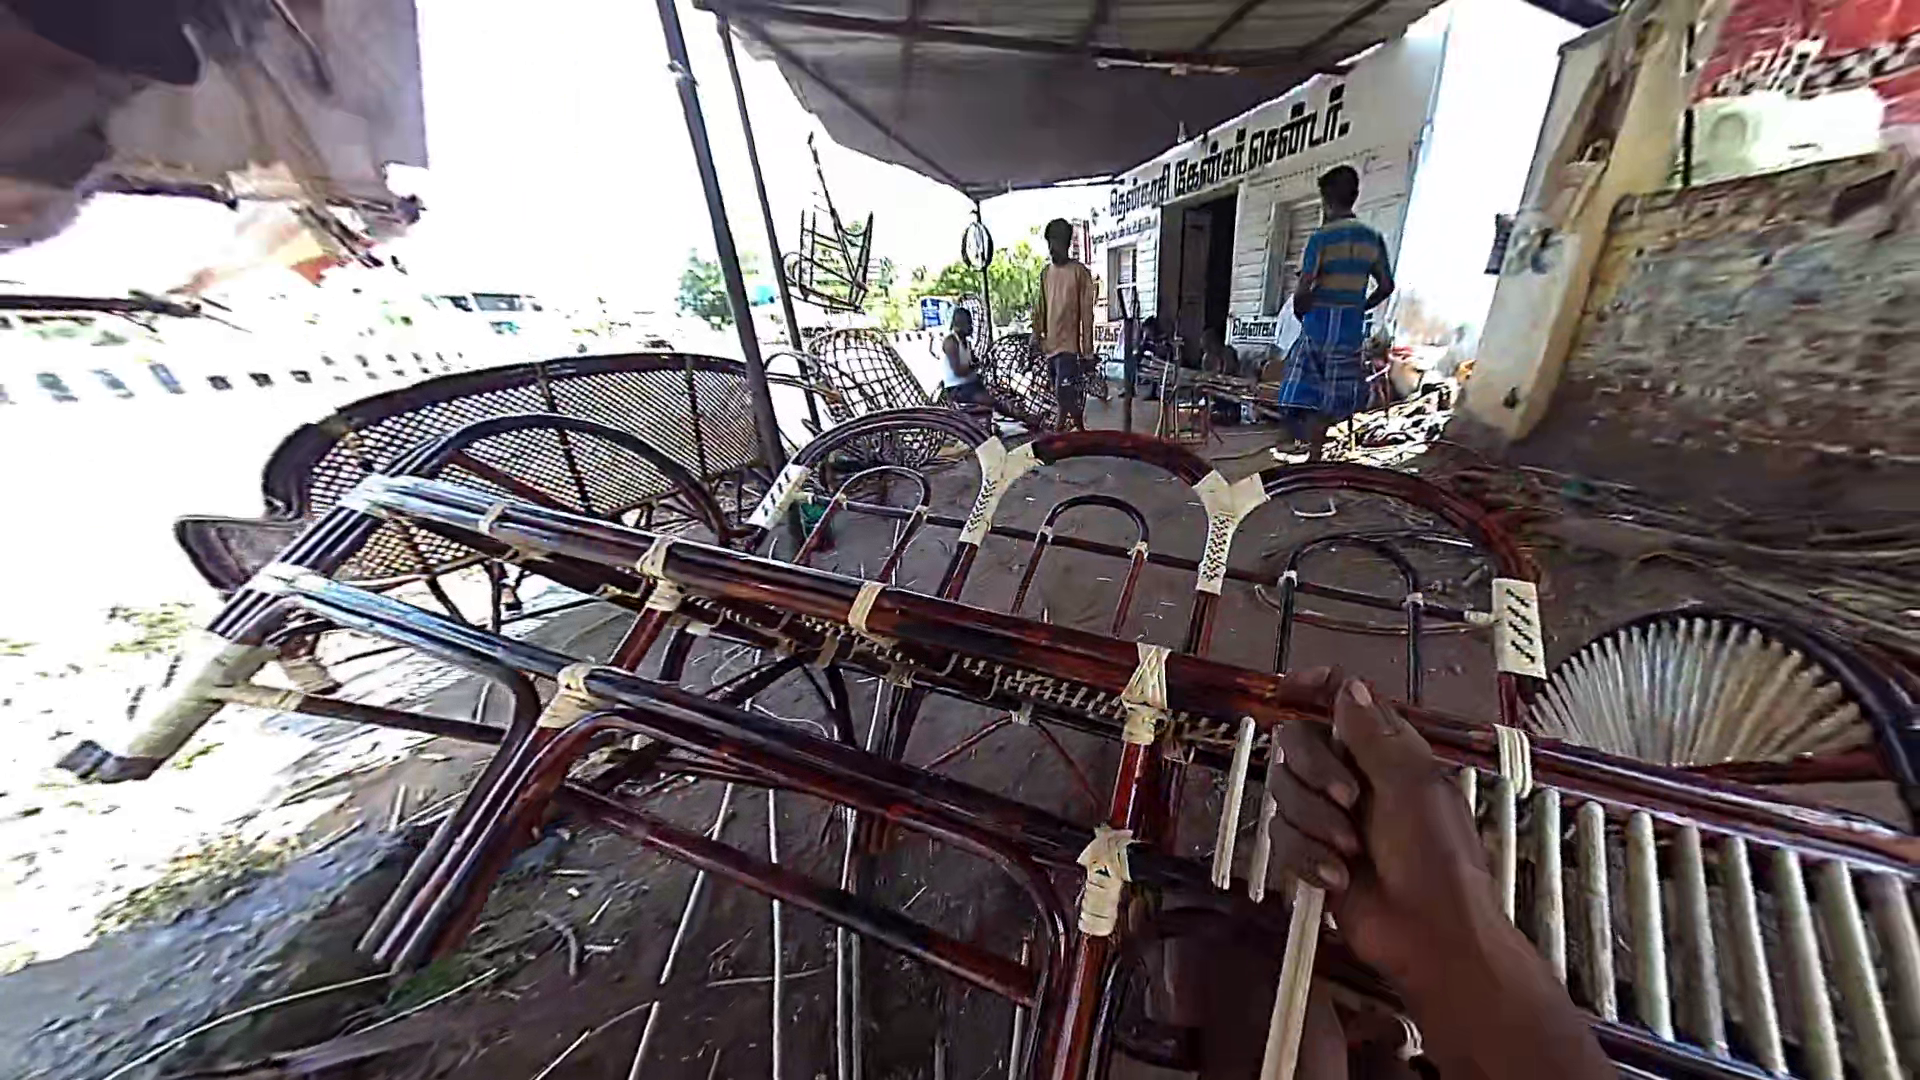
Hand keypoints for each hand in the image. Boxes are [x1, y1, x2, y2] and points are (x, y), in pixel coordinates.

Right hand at [1266, 678, 1498, 987]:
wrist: (1431, 937)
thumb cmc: (1437, 857)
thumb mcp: (1413, 788)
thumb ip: (1375, 735)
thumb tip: (1347, 685)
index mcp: (1379, 749)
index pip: (1339, 697)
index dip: (1312, 685)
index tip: (1288, 690)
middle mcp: (1345, 770)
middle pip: (1295, 738)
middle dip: (1314, 770)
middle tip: (1347, 799)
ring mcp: (1323, 808)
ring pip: (1282, 786)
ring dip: (1315, 821)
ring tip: (1348, 851)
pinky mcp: (1305, 845)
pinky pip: (1279, 831)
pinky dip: (1307, 854)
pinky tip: (1336, 875)